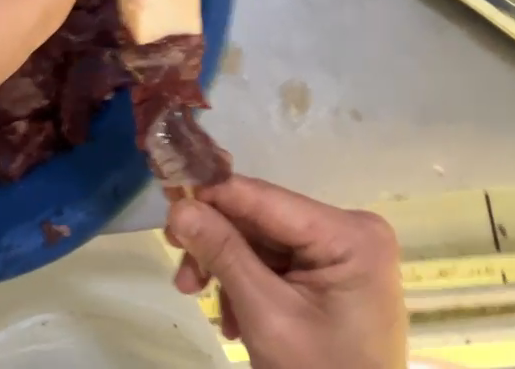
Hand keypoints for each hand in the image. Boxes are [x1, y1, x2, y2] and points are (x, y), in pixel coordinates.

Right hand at [167, 176, 407, 368]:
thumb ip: (222, 252)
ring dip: (224, 267)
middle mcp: (349, 230)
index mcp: (349, 234)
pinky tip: (233, 317)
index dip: (209, 195)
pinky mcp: (332, 274)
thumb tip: (177, 207)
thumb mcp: (266, 316)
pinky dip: (245, 282)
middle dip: (215, 244)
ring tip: (195, 295)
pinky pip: (274, 261)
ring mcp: (342, 253)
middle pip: (259, 219)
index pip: (262, 197)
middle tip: (178, 267)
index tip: (165, 203)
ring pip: (260, 240)